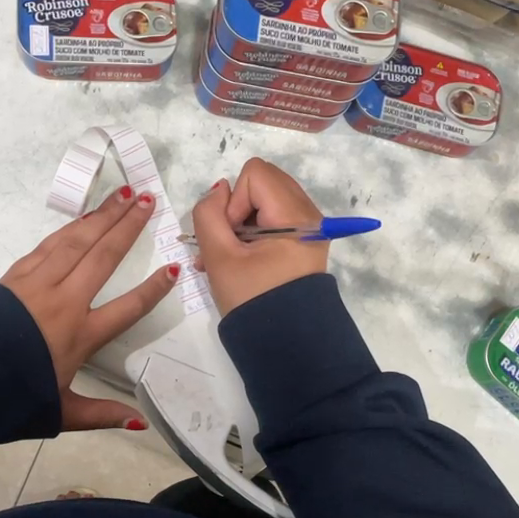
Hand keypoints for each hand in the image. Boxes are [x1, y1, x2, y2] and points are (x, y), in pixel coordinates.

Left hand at [0, 186, 178, 430]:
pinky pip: (48, 246)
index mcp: (81, 335)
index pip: (129, 307)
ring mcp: (38, 285)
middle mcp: (64, 302)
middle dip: (128, 227)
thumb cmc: (10, 399)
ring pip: (76, 242)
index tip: (173, 267)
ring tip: (120, 194)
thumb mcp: (61, 412)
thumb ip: (102, 414)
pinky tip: (81, 219)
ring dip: (100, 217)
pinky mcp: (14, 277)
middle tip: (146, 199)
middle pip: (103, 257)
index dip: (154, 288)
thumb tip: (139, 422)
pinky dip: (68, 229)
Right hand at [191, 158, 328, 314]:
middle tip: (227, 244)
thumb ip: (209, 214)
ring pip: (266, 201)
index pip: (255, 173)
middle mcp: (310, 214)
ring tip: (226, 256)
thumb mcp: (219, 257)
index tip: (232, 236)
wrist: (286, 344)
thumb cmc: (252, 300)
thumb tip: (219, 189)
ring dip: (241, 223)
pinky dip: (253, 233)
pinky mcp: (304, 241)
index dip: (234, 200)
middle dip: (237, 209)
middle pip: (263, 183)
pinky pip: (274, 219)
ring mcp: (310, 228)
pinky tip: (240, 259)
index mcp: (296, 215)